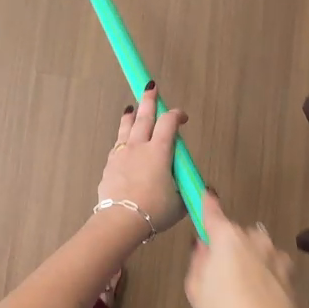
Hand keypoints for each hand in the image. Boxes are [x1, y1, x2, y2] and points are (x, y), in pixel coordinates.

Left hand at [95, 83, 187, 234]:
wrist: (120, 220)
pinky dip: (122, 139)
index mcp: (159, 152)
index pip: (168, 124)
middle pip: (144, 117)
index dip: (176, 115)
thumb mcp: (179, 202)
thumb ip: (187, 191)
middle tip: (150, 87)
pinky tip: (123, 142)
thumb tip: (199, 188)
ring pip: (126, 128)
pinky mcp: (109, 165)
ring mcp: (121, 155)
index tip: (182, 116)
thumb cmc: (155, 211)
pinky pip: (117, 145)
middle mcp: (139, 147)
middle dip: (149, 100)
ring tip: (132, 108)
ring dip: (131, 116)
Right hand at [184, 194, 308, 307]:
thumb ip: (198, 261)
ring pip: (254, 246)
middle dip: (226, 244)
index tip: (201, 193)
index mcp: (226, 236)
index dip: (204, 200)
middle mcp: (252, 236)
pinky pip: (270, 262)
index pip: (211, 208)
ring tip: (241, 288)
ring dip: (247, 257)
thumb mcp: (195, 289)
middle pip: (234, 232)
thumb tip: (204, 246)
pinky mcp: (289, 270)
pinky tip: (260, 294)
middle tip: (217, 272)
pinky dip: (264, 271)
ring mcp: (274, 252)